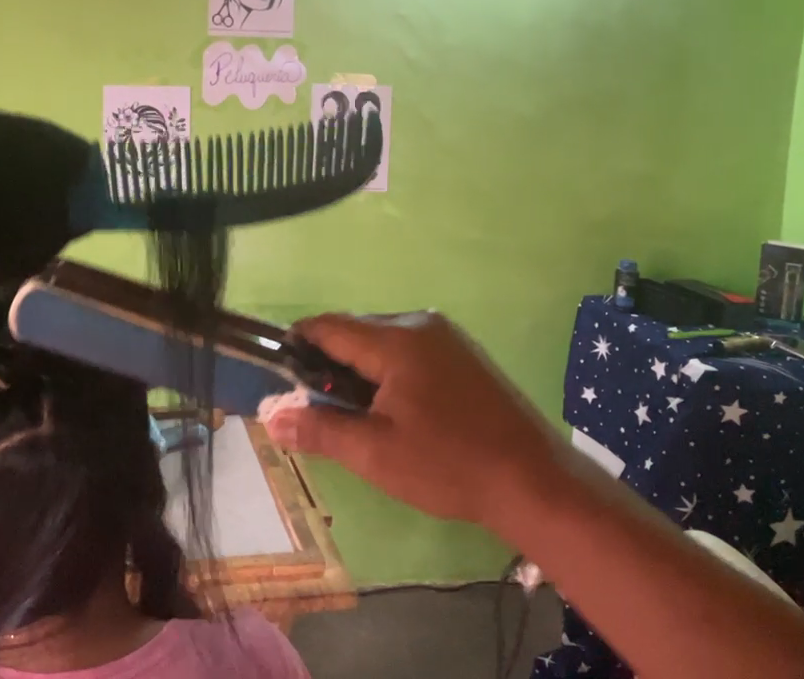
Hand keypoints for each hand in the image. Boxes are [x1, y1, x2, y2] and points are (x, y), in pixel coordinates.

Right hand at [263, 312, 570, 527]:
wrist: (533, 480)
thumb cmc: (448, 466)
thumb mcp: (375, 453)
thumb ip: (320, 429)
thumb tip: (271, 417)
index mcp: (396, 340)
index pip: (329, 326)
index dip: (298, 343)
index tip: (280, 372)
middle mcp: (421, 324)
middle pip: (356, 330)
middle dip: (330, 361)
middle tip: (319, 406)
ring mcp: (447, 336)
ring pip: (382, 340)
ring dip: (360, 368)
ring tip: (355, 413)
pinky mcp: (463, 354)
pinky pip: (409, 349)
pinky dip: (388, 370)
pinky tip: (393, 408)